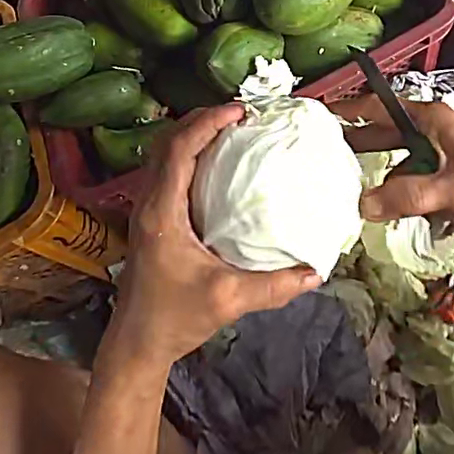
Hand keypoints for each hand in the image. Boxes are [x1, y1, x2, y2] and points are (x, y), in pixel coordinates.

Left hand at [109, 105, 321, 368]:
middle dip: (200, 120)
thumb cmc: (175, 318)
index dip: (206, 124)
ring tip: (229, 128)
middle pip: (166, 142)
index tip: (237, 111)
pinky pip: (167, 170)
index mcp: (162, 212)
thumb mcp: (228, 300)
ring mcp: (146, 208)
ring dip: (192, 134)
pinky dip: (189, 153)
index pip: (177, 151)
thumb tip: (315, 271)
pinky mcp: (152, 217)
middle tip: (238, 114)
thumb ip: (274, 287)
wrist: (137, 341)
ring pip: (163, 153)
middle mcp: (148, 202)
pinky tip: (216, 162)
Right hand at [334, 94, 453, 235]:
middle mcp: (434, 132)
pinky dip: (402, 195)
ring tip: (354, 191)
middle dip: (358, 143)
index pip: (381, 106)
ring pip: (399, 161)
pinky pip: (414, 183)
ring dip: (381, 176)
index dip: (350, 108)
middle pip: (385, 133)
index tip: (321, 114)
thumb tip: (362, 205)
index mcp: (432, 120)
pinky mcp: (449, 180)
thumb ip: (407, 196)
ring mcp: (442, 156)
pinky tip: (392, 211)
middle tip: (326, 154)